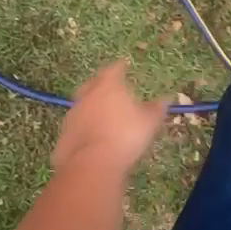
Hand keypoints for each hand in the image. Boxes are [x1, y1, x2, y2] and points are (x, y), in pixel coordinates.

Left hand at [53, 60, 167, 173]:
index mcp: (109, 86)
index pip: (114, 69)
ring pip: (83, 105)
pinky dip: (85, 126)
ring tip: (104, 116)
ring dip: (92, 107)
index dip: (120, 67)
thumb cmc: (125, 135)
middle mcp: (88, 95)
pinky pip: (77, 125)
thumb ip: (156, 108)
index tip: (124, 65)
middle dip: (101, 84)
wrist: (92, 164)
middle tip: (110, 88)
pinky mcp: (64, 134)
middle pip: (93, 83)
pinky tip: (93, 136)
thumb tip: (166, 99)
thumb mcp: (149, 122)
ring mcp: (73, 115)